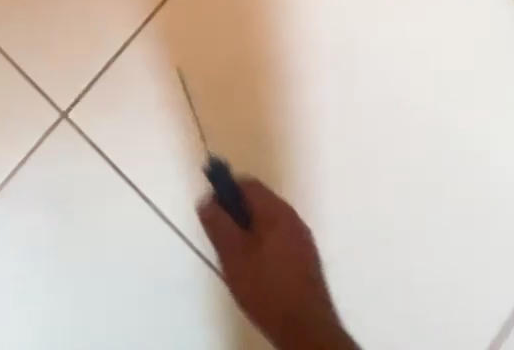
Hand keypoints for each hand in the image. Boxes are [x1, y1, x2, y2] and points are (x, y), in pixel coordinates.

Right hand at [199, 178, 357, 349]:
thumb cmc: (265, 288)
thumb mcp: (232, 254)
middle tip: (221, 236)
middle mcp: (293, 218)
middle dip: (236, 213)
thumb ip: (217, 222)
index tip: (212, 211)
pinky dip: (262, 243)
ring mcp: (303, 239)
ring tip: (235, 256)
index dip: (225, 190)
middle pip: (258, 200)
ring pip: (268, 221)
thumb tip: (206, 199)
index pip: (246, 183)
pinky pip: (279, 238)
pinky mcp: (307, 259)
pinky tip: (255, 269)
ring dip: (248, 230)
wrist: (306, 330)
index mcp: (276, 211)